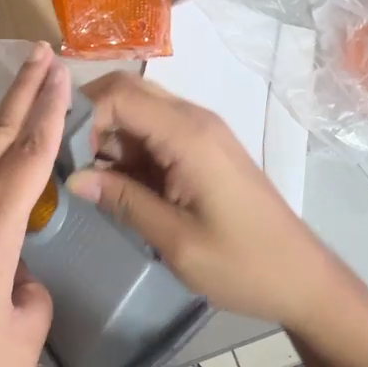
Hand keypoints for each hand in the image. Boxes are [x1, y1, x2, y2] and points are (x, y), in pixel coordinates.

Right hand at [66, 71, 338, 328]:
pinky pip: (154, 124)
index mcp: (187, 135)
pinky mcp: (203, 144)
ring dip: (110, 129)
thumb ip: (124, 202)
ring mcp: (201, 128)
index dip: (85, 112)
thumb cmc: (244, 264)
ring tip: (89, 170)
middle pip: (128, 88)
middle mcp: (193, 118)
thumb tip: (74, 178)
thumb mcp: (177, 242)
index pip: (121, 94)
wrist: (305, 280)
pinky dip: (129, 141)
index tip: (61, 147)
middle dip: (92, 114)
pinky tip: (119, 176)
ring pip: (139, 103)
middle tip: (68, 154)